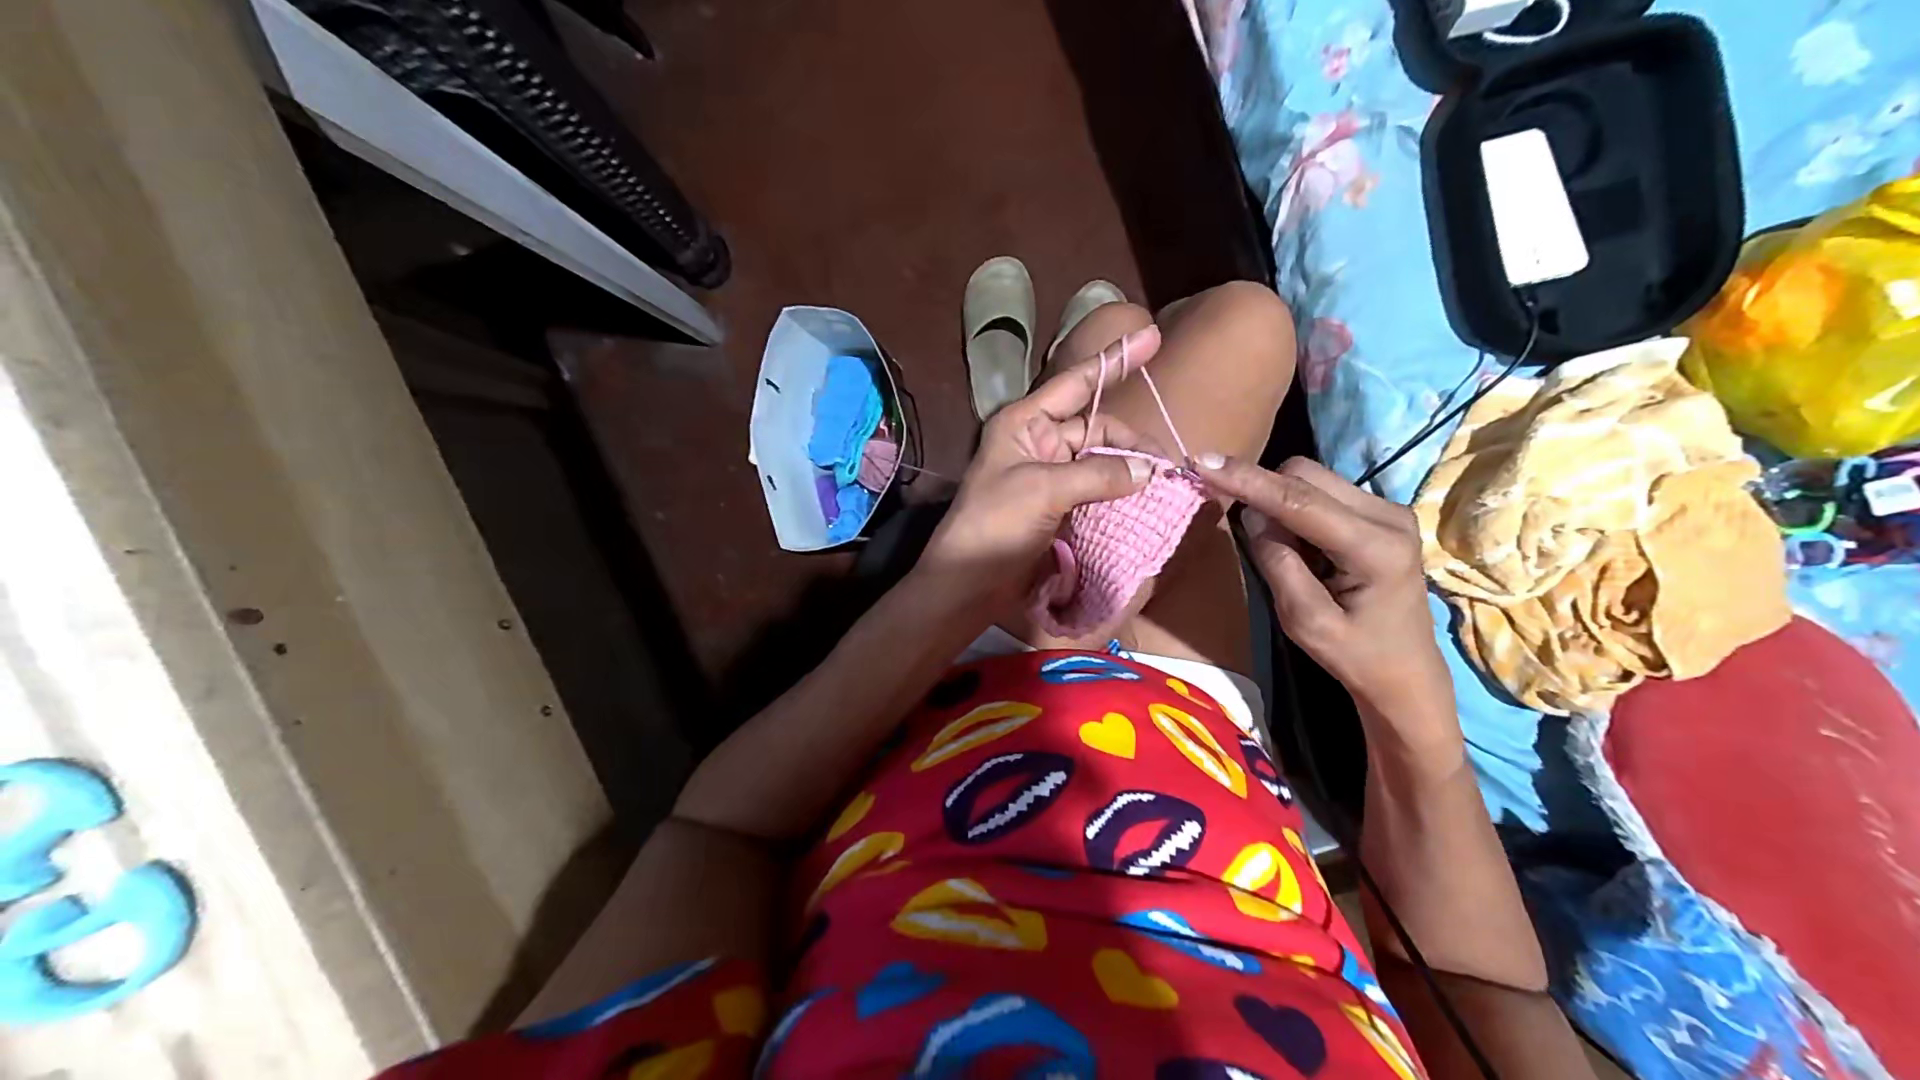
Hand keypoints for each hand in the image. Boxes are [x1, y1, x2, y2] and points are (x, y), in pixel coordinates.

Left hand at [919, 326, 1162, 602]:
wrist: (970, 583)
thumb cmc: (994, 525)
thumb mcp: (1044, 490)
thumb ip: (1099, 474)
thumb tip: (1149, 470)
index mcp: (1024, 423)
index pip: (1076, 383)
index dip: (1114, 360)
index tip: (1152, 337)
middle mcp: (1038, 442)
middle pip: (1096, 427)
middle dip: (1131, 440)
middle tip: (1166, 465)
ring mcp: (1049, 475)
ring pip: (1101, 459)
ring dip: (1130, 468)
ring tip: (1164, 483)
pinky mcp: (1059, 505)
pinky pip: (1097, 488)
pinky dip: (1120, 491)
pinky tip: (1146, 498)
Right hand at [1198, 455, 1459, 755]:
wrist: (1405, 673)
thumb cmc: (1356, 656)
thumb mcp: (1305, 621)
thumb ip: (1277, 563)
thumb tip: (1253, 515)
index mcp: (1374, 547)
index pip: (1299, 500)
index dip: (1248, 480)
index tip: (1204, 462)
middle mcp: (1388, 515)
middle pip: (1305, 474)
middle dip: (1264, 492)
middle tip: (1253, 538)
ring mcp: (1387, 510)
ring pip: (1311, 479)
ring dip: (1279, 503)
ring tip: (1285, 552)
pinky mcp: (1378, 513)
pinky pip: (1321, 491)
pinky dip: (1294, 509)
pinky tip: (1302, 547)